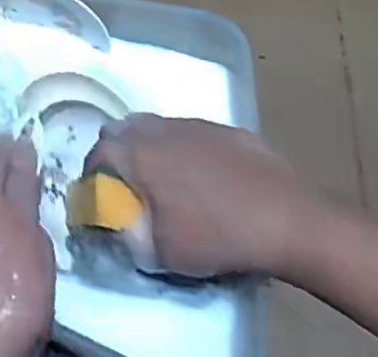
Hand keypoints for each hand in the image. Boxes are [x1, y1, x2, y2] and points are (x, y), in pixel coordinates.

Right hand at [84, 115, 310, 277]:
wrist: (286, 215)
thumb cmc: (218, 235)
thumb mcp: (163, 253)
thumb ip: (131, 236)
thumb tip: (119, 226)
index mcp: (139, 153)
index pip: (98, 152)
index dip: (92, 174)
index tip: (97, 195)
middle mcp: (159, 129)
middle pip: (123, 129)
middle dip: (117, 152)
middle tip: (128, 184)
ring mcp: (193, 124)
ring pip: (156, 127)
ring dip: (150, 148)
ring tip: (166, 181)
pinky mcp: (223, 128)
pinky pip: (189, 132)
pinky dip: (184, 149)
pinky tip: (205, 176)